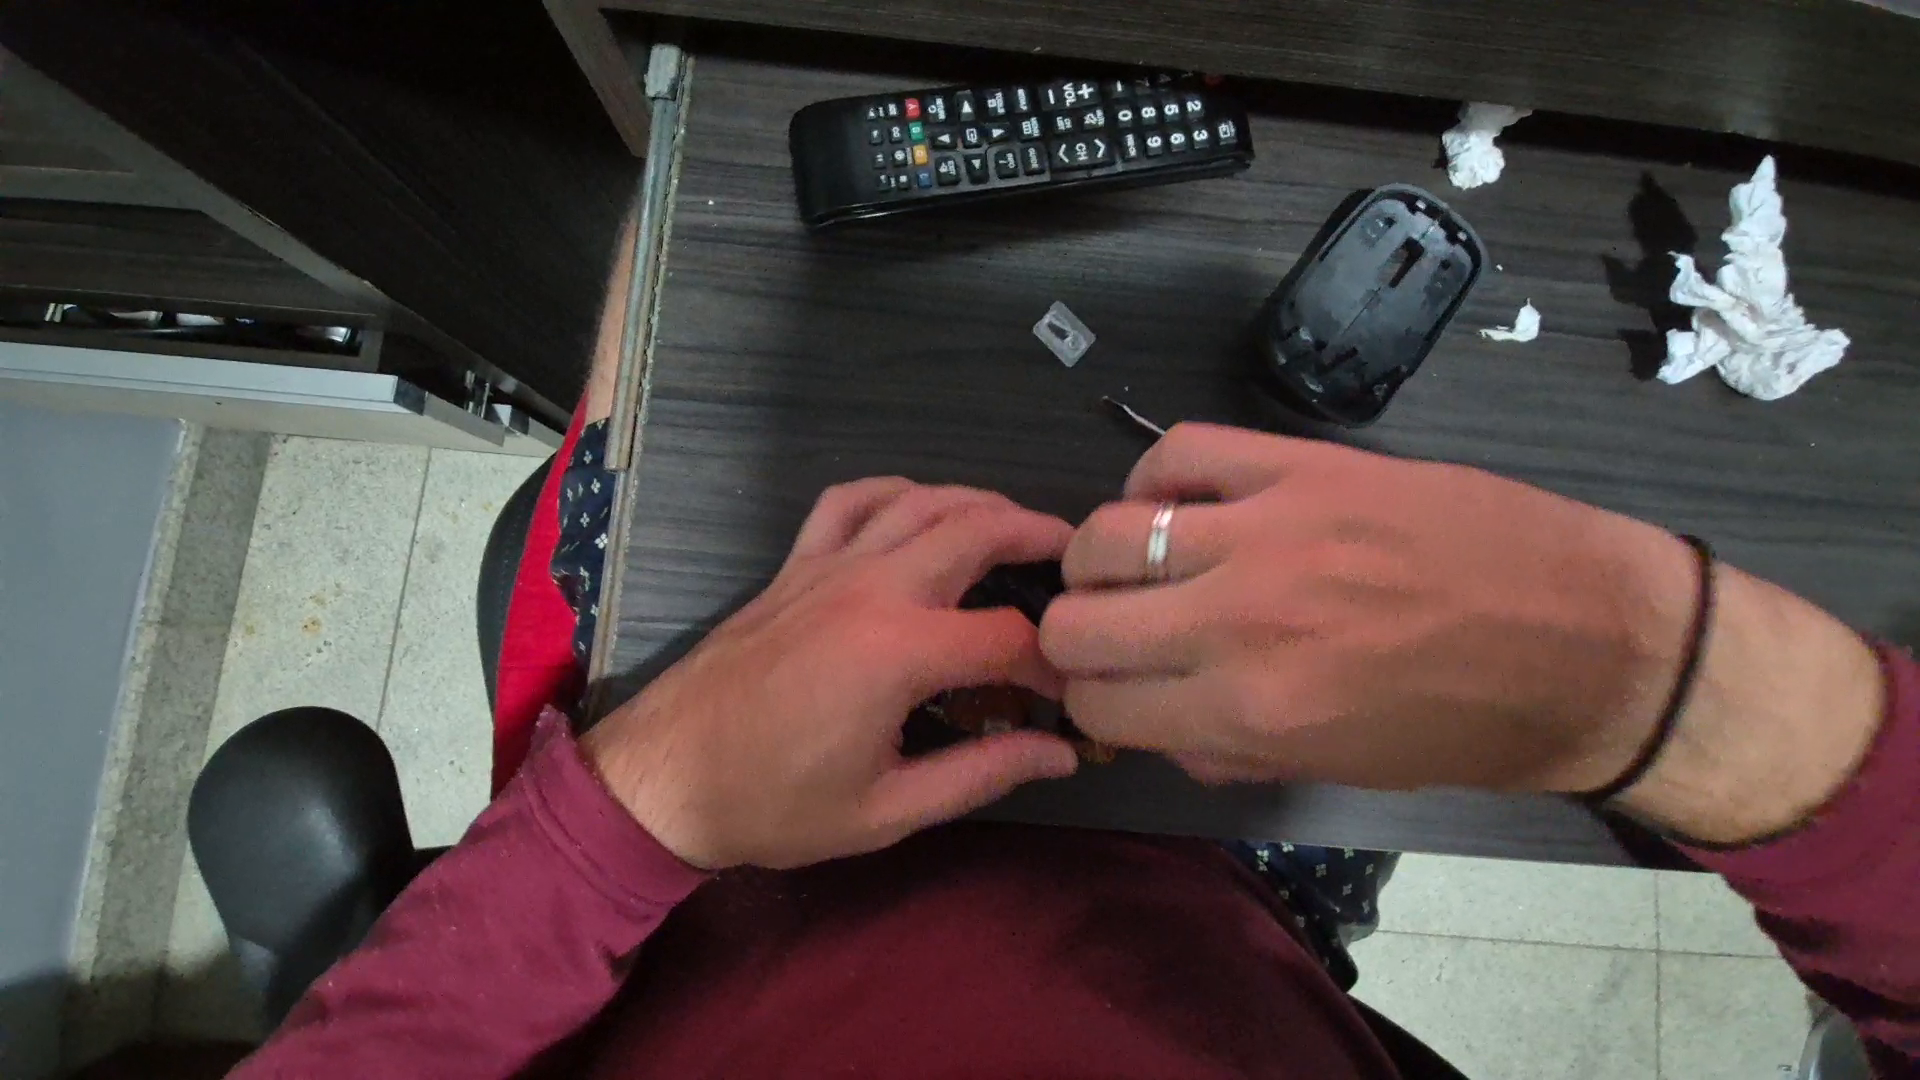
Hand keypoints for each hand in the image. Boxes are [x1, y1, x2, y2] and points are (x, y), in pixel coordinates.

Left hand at [581, 479, 1079, 869]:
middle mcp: (872, 587)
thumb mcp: (888, 810)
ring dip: (977, 502)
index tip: (1071, 688)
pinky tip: (917, 505)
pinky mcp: (796, 564)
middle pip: (975, 532)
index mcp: (899, 651)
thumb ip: (982, 773)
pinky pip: (849, 500)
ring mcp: (829, 565)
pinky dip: (895, 490)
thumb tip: (1061, 755)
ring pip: (919, 501)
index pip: (1008, 636)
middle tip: (1075, 555)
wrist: (665, 776)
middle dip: (1037, 536)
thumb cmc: (775, 804)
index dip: (1053, 661)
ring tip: (1015, 523)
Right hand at [1041, 422, 1703, 793]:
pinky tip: (1171, 502)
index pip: (1096, 703)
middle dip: (1073, 637)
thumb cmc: (1462, 728)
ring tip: (1128, 566)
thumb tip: (1146, 719)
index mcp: (1246, 711)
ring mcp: (1266, 530)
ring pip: (1104, 533)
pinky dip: (1153, 478)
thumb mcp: (1329, 769)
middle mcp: (1236, 620)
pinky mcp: (1303, 465)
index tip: (1106, 689)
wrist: (1595, 644)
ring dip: (1096, 561)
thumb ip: (1217, 747)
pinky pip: (1179, 451)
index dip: (1087, 701)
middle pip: (1073, 621)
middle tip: (1106, 631)